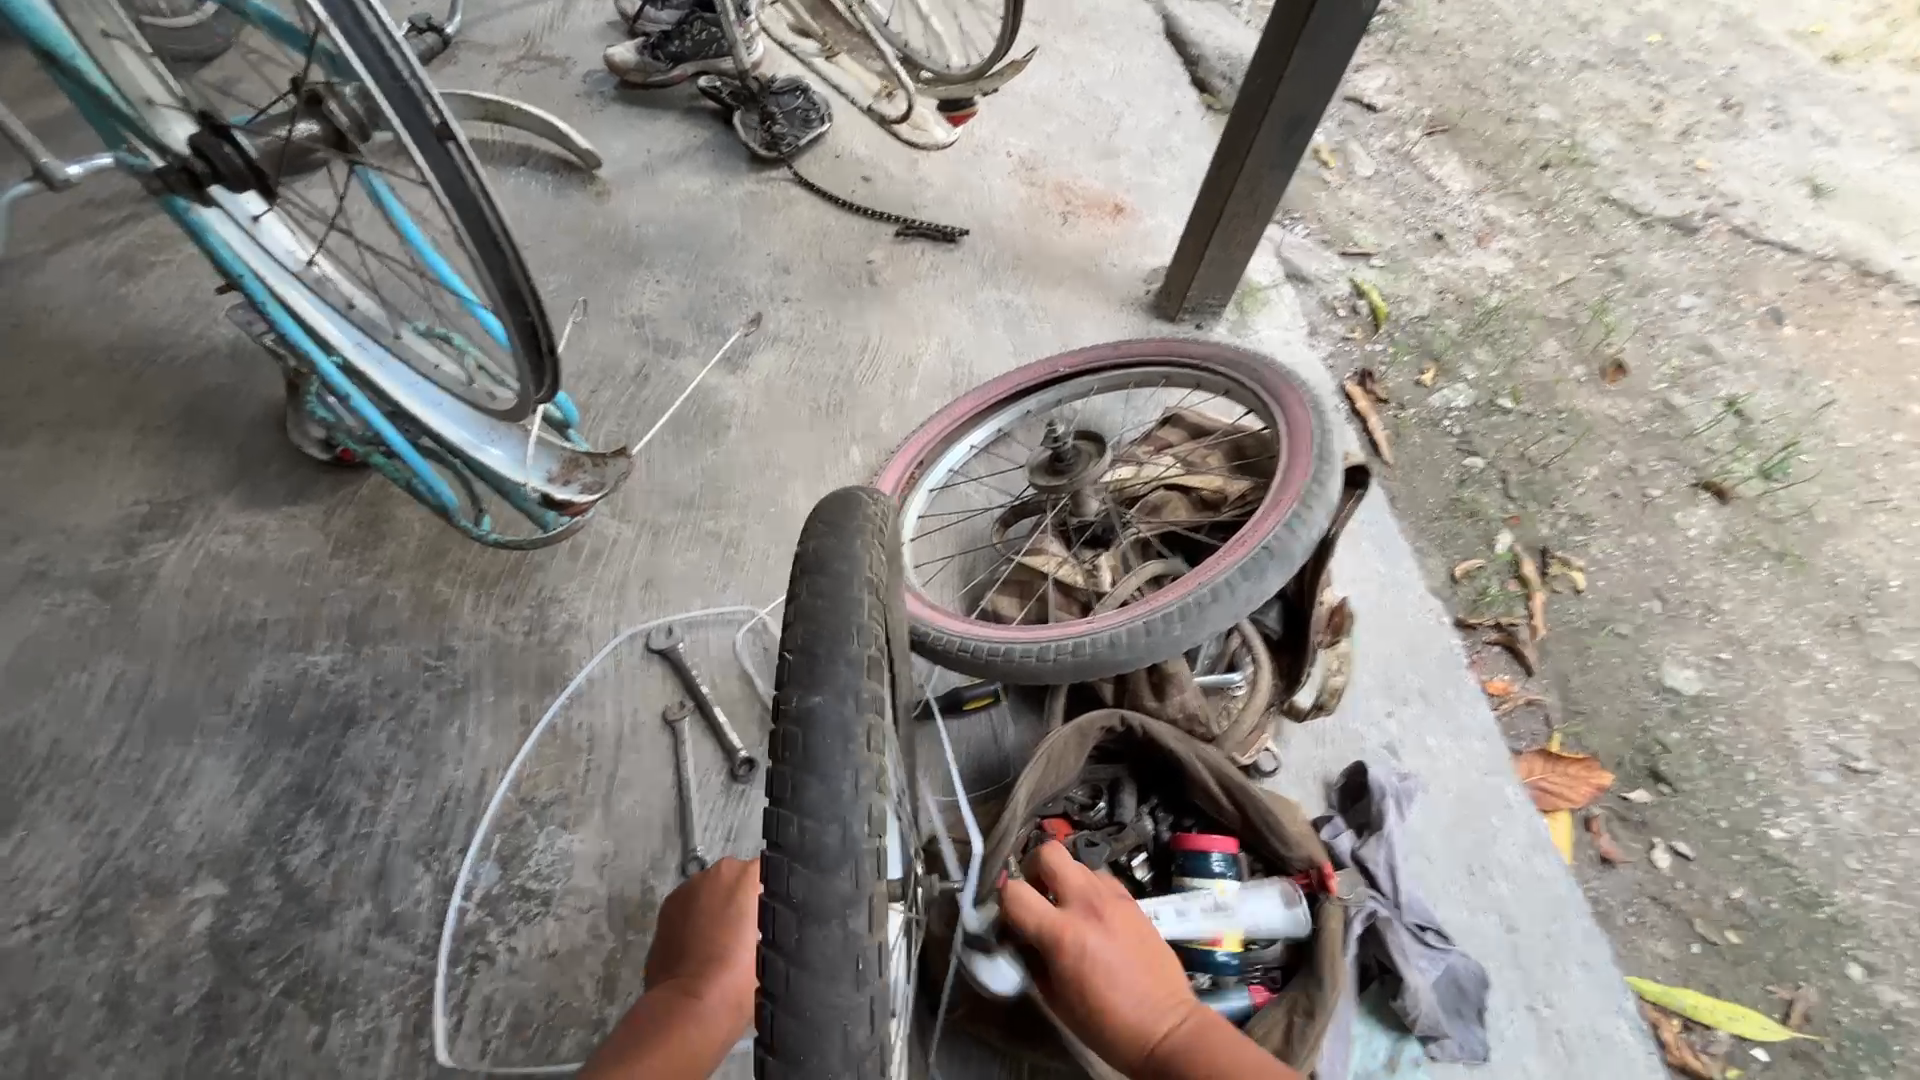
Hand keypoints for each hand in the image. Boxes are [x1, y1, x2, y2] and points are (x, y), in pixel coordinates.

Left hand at [644, 856, 760, 1034]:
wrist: (689, 1009)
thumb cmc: (740, 977)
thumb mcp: (774, 948)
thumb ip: (772, 920)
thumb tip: (767, 919)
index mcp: (744, 875)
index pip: (765, 873)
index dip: (769, 895)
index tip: (770, 918)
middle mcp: (713, 873)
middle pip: (734, 878)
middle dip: (740, 899)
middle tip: (747, 934)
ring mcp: (684, 891)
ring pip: (708, 892)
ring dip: (715, 908)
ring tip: (720, 944)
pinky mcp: (663, 913)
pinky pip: (688, 908)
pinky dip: (693, 921)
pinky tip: (699, 949)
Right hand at [999, 841, 1210, 1076]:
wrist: (1165, 1027)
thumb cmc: (1105, 1024)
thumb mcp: (1054, 998)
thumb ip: (1031, 956)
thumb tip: (1019, 934)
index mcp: (1062, 933)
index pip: (1014, 891)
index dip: (1004, 901)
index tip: (1009, 917)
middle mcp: (1086, 903)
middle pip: (1048, 852)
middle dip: (1034, 868)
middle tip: (1037, 894)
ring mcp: (1112, 896)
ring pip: (1076, 862)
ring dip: (1064, 879)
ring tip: (1067, 906)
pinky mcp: (1132, 898)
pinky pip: (1100, 876)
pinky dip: (1089, 888)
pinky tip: (1093, 913)